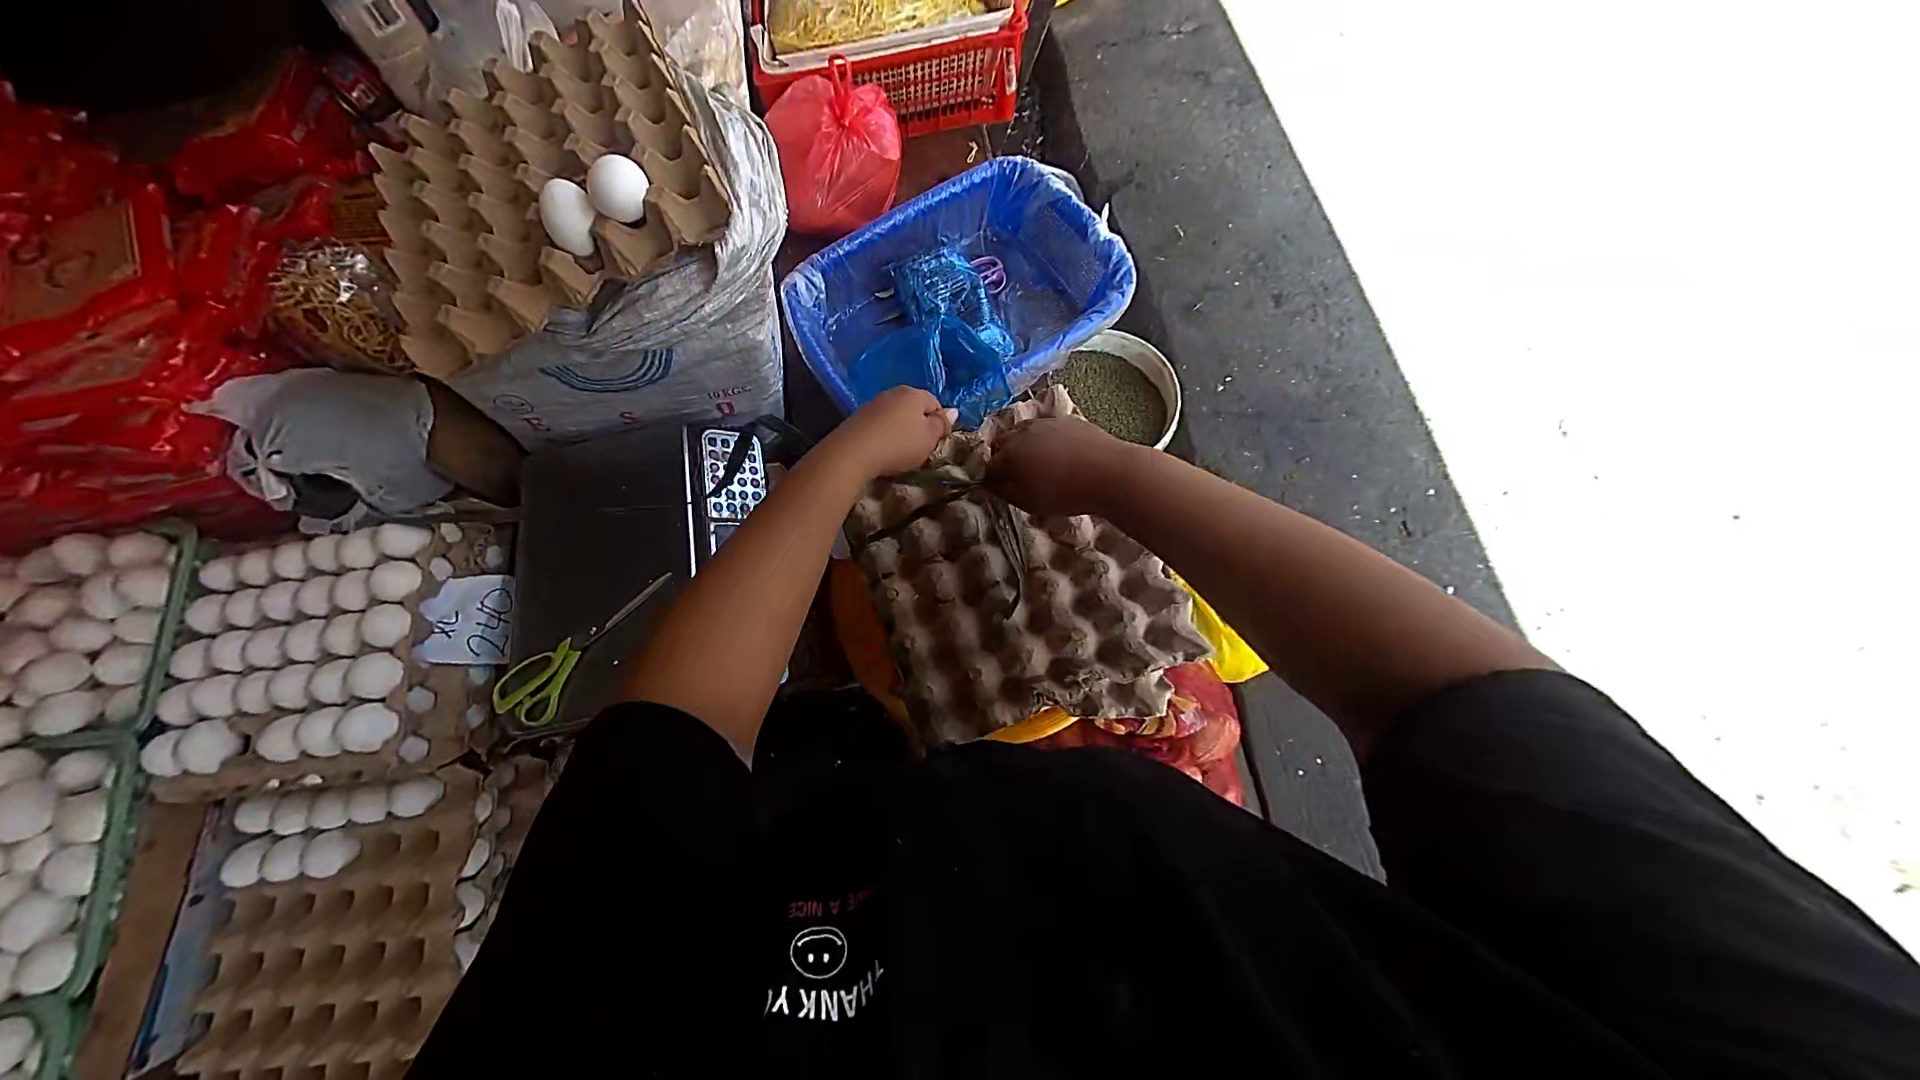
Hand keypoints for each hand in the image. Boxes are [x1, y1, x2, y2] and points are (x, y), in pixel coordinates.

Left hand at [822, 387, 956, 480]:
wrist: (853, 452)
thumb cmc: (899, 444)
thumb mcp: (929, 438)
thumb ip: (941, 424)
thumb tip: (953, 411)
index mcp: (914, 394)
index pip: (935, 403)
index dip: (939, 422)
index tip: (936, 442)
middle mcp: (893, 393)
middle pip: (913, 408)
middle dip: (919, 426)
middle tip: (920, 448)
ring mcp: (873, 404)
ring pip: (895, 416)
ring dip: (900, 431)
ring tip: (899, 452)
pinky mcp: (857, 418)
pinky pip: (879, 425)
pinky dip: (884, 436)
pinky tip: (882, 450)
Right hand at [985, 416, 1137, 517]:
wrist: (1110, 472)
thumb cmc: (1064, 492)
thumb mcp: (1027, 502)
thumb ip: (1003, 491)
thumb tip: (988, 483)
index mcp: (1008, 453)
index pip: (988, 465)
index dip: (992, 478)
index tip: (1001, 489)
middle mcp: (1023, 432)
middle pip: (1002, 443)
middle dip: (1004, 457)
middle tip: (1017, 476)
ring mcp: (1046, 422)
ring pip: (1024, 432)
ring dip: (1024, 445)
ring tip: (1038, 463)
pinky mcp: (1068, 420)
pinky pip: (1047, 428)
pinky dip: (1046, 439)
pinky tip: (1059, 454)